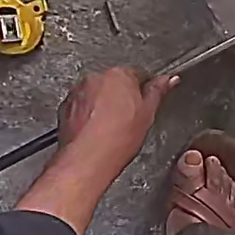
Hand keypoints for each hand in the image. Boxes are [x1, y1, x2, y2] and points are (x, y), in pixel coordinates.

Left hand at [17, 69, 177, 234]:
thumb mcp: (147, 114)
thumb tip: (168, 80)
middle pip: (113, 84)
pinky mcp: (66, 107)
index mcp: (119, 75)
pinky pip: (81, 107)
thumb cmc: (116, 139)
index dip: (141, 92)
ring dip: (102, 106)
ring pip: (95, 95)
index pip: (136, 75)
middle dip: (120, 98)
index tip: (143, 105)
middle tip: (127, 120)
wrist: (87, 159)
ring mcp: (78, 92)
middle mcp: (95, 79)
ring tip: (110, 129)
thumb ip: (158, 92)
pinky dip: (87, 115)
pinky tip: (95, 132)